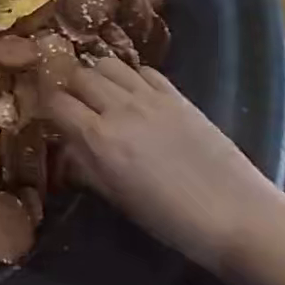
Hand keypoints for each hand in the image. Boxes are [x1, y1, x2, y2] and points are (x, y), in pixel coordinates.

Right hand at [45, 57, 284, 274]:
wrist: (237, 216)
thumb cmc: (171, 220)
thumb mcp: (118, 199)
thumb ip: (87, 167)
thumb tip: (68, 147)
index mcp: (100, 139)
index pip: (56, 103)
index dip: (47, 105)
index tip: (49, 114)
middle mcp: (120, 109)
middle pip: (79, 75)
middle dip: (69, 86)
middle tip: (73, 102)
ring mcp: (151, 98)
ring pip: (108, 64)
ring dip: (98, 75)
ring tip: (102, 93)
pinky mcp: (177, 95)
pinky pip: (143, 70)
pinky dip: (131, 76)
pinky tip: (135, 93)